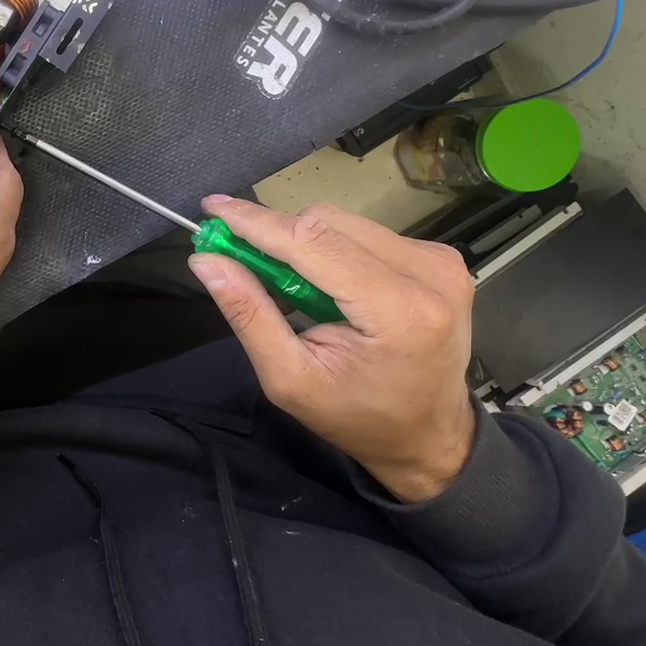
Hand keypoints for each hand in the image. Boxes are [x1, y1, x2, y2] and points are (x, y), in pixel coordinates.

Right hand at [188, 199, 476, 502]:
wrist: (429, 437)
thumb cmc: (357, 417)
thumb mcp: (289, 379)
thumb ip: (248, 315)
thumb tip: (206, 261)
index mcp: (398, 310)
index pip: (313, 242)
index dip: (256, 221)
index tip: (211, 208)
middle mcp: (428, 273)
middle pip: (326, 223)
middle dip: (274, 234)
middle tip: (234, 256)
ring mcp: (439, 262)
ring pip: (343, 222)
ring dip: (301, 242)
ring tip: (285, 284)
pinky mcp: (438, 258)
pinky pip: (363, 233)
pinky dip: (328, 249)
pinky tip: (321, 284)